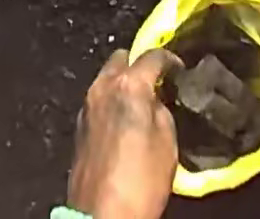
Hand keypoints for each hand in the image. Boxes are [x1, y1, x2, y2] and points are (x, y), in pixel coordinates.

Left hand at [67, 48, 181, 218]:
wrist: (101, 213)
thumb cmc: (141, 179)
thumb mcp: (167, 144)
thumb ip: (162, 110)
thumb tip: (154, 99)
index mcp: (128, 85)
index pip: (151, 56)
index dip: (169, 59)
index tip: (180, 69)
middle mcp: (104, 84)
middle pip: (122, 57)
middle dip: (139, 65)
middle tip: (156, 85)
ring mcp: (88, 101)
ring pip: (107, 75)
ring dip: (123, 82)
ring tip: (140, 103)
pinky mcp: (80, 120)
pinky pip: (99, 96)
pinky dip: (112, 98)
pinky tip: (123, 120)